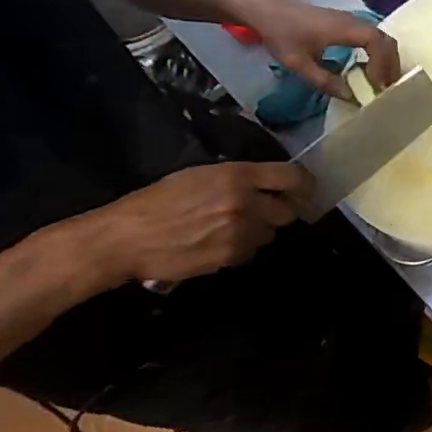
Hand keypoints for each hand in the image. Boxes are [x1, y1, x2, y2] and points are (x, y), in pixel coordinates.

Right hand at [80, 163, 310, 284]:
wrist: (126, 238)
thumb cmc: (158, 201)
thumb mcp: (200, 176)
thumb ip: (238, 178)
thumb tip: (267, 183)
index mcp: (237, 176)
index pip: (292, 177)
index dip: (304, 184)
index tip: (306, 189)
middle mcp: (246, 203)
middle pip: (287, 211)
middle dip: (278, 211)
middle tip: (262, 211)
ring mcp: (240, 232)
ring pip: (270, 233)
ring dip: (259, 231)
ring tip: (232, 227)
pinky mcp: (231, 256)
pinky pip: (251, 251)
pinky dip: (242, 248)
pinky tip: (219, 242)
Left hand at [247, 0, 400, 99]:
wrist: (263, 9)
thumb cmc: (280, 33)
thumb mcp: (297, 63)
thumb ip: (324, 80)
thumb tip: (350, 96)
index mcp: (343, 28)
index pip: (376, 42)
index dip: (383, 63)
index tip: (377, 83)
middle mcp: (352, 21)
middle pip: (385, 39)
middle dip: (391, 63)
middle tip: (388, 86)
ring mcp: (349, 20)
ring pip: (380, 37)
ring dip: (385, 58)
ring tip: (381, 80)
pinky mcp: (344, 22)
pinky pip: (370, 36)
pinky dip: (376, 52)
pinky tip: (368, 67)